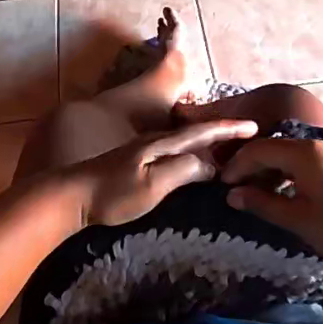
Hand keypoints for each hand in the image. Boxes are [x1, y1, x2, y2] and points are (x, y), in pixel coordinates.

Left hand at [57, 119, 258, 227]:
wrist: (70, 196)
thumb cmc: (112, 194)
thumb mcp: (152, 186)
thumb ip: (183, 171)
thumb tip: (210, 166)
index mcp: (161, 144)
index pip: (202, 132)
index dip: (229, 129)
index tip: (253, 127)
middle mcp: (154, 141)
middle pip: (194, 132)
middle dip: (221, 132)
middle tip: (246, 137)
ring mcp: (142, 150)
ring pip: (182, 141)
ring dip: (205, 143)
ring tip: (224, 150)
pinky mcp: (133, 161)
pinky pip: (171, 151)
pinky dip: (188, 152)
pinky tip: (189, 163)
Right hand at [219, 137, 322, 270]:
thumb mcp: (298, 220)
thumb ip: (263, 203)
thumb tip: (232, 194)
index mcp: (303, 153)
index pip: (258, 149)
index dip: (236, 166)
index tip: (220, 185)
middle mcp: (316, 145)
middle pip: (273, 147)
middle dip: (250, 165)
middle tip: (233, 189)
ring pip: (289, 153)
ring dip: (269, 169)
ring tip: (254, 193)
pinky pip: (304, 160)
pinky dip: (287, 172)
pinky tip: (283, 192)